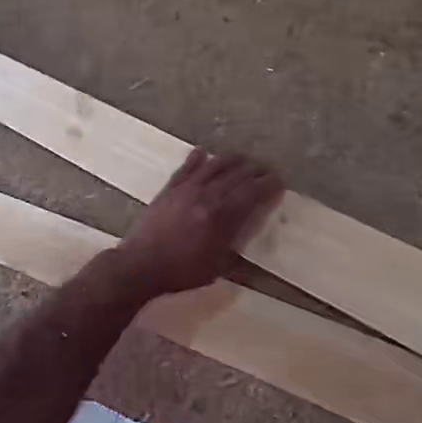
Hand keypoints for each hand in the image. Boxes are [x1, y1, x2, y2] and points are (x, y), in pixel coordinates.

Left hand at [112, 149, 283, 297]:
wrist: (142, 264)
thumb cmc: (182, 271)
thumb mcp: (217, 265)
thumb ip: (234, 243)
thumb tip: (247, 227)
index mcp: (222, 215)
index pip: (252, 192)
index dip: (268, 184)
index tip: (279, 181)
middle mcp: (207, 195)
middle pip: (237, 175)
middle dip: (255, 170)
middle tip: (266, 169)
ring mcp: (186, 188)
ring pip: (214, 165)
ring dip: (231, 159)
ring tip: (243, 158)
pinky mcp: (169, 188)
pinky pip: (185, 167)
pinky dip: (196, 157)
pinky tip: (202, 151)